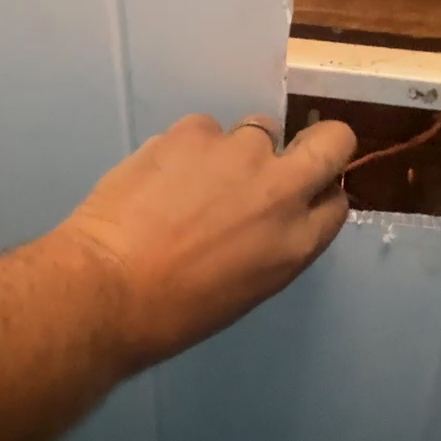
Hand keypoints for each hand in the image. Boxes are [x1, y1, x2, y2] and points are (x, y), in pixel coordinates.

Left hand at [54, 113, 355, 370]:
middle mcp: (281, 187)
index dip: (319, 192)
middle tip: (282, 158)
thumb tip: (274, 213)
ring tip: (193, 181)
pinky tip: (160, 178)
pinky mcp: (197, 130)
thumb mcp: (248, 287)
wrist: (104, 287)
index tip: (299, 197)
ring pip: (258, 131)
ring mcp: (240, 151)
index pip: (336, 198)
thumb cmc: (175, 311)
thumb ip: (277, 241)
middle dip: (319, 142)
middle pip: (332, 140)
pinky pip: (205, 131)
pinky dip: (190, 150)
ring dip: (237, 152)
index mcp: (298, 241)